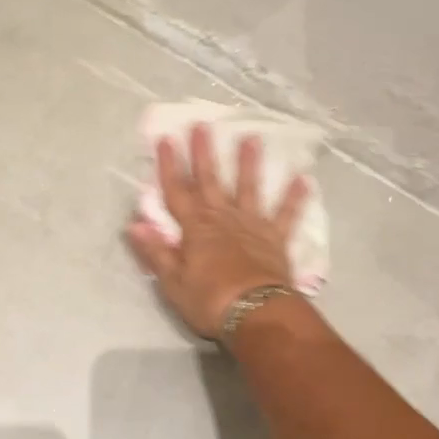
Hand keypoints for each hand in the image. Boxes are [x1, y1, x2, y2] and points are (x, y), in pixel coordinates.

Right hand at [125, 125, 311, 338]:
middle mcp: (223, 219)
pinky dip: (295, 197)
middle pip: (210, 181)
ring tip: (252, 138)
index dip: (168, 167)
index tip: (164, 140)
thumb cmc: (210, 301)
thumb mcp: (173, 282)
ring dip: (249, 163)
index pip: (176, 192)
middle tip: (202, 124)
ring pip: (248, 188)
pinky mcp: (276, 239)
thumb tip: (134, 225)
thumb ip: (156, 252)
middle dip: (204, 153)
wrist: (256, 314)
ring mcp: (252, 226)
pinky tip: (304, 179)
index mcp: (195, 229)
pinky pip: (287, 214)